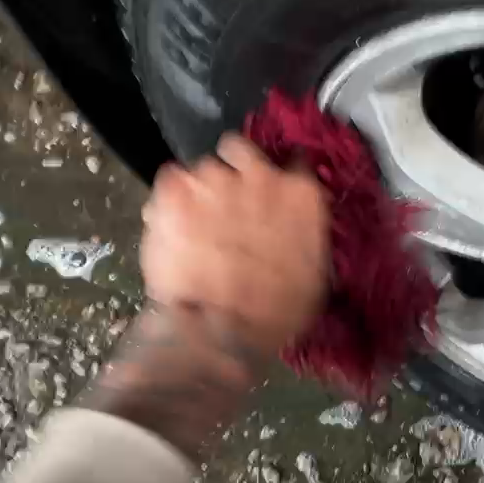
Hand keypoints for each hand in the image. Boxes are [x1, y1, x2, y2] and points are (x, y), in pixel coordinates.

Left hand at [141, 135, 330, 351]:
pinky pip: (172, 182)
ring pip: (205, 171)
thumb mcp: (311, 277)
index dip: (280, 184)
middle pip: (242, 152)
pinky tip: (178, 231)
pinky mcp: (173, 188)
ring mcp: (213, 177)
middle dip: (234, 173)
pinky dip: (172, 202)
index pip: (296, 168)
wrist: (222, 330)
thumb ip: (303, 235)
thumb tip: (294, 225)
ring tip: (201, 231)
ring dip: (203, 193)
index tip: (274, 200)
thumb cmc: (275, 314)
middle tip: (230, 208)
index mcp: (302, 196)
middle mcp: (260, 174)